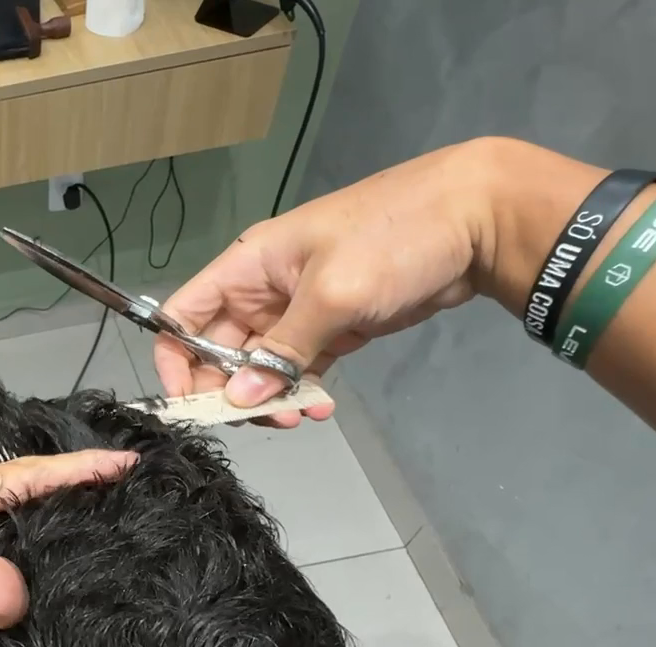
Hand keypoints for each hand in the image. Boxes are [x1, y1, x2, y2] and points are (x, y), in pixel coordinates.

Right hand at [154, 139, 509, 424]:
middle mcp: (259, 294)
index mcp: (246, 269)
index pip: (182, 318)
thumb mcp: (331, 293)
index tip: (190, 402)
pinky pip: (297, 371)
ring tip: (300, 416)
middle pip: (215, 353)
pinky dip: (303, 393)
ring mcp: (293, 314)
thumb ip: (281, 351)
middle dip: (231, 392)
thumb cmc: (394, 237)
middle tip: (259, 420)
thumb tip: (237, 400)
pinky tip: (321, 408)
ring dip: (270, 399)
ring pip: (257, 370)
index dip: (174, 360)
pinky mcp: (327, 330)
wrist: (481, 218)